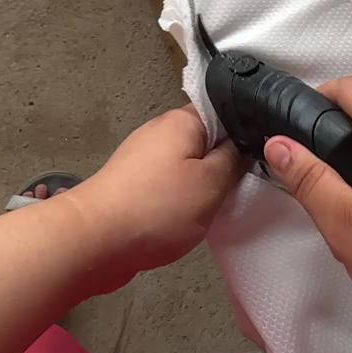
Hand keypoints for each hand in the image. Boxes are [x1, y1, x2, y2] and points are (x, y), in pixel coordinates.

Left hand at [63, 105, 245, 292]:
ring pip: (187, 166)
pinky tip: (183, 221)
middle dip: (220, 167)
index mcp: (181, 120)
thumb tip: (242, 146)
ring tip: (206, 210)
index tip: (255, 159)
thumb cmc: (154, 208)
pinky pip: (168, 185)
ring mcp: (144, 157)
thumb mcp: (211, 184)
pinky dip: (179, 201)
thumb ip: (233, 160)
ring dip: (199, 187)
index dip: (243, 135)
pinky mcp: (134, 183)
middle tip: (231, 190)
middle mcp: (160, 131)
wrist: (96, 240)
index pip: (223, 112)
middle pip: (205, 141)